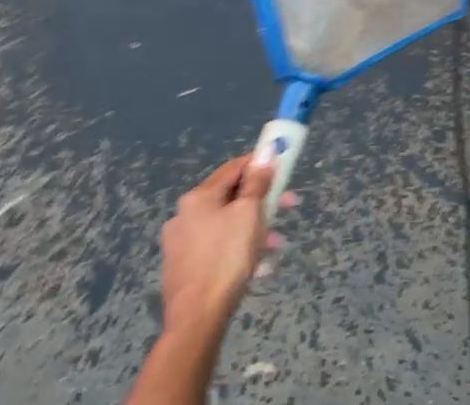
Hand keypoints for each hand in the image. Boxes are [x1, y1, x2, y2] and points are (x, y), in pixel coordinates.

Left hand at [157, 152, 283, 334]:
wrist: (197, 315)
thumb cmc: (227, 257)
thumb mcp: (249, 213)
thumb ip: (258, 181)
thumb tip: (266, 153)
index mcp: (197, 198)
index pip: (234, 168)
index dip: (260, 164)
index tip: (283, 170)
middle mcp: (184, 215)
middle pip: (231, 197)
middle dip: (263, 201)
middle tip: (289, 207)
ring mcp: (180, 242)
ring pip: (226, 223)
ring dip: (255, 227)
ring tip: (275, 244)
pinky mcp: (182, 265)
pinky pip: (217, 245)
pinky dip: (238, 246)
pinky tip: (257, 264)